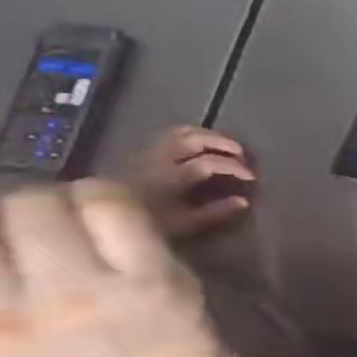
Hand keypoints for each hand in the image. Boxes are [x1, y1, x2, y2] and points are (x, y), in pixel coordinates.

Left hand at [127, 125, 254, 238]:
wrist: (107, 218)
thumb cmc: (148, 225)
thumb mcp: (185, 225)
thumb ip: (215, 213)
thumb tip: (243, 201)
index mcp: (169, 180)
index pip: (206, 164)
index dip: (232, 167)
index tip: (250, 176)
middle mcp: (158, 160)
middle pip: (193, 140)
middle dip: (222, 143)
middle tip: (242, 152)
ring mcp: (149, 152)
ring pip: (182, 131)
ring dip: (208, 135)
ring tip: (227, 144)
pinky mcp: (144, 150)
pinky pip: (171, 133)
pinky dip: (193, 134)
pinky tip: (204, 142)